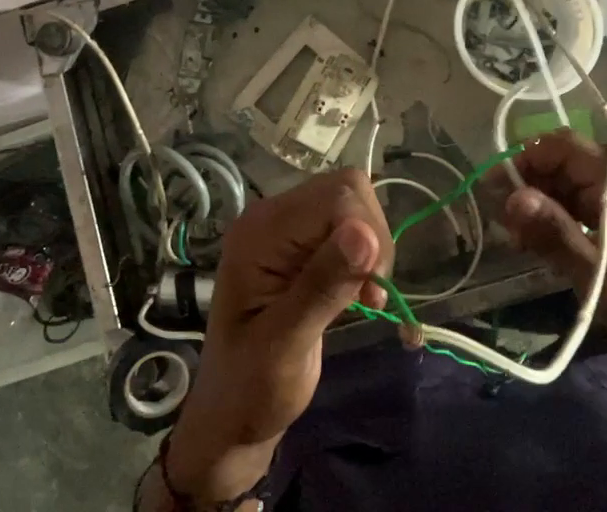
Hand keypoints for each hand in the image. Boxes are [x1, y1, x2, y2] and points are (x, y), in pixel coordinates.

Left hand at [163, 169, 392, 503]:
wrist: (233, 416)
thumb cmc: (251, 387)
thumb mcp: (285, 344)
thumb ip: (321, 286)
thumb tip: (365, 234)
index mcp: (260, 233)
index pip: (336, 195)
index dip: (366, 232)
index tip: (371, 286)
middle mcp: (271, 219)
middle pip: (347, 191)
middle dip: (373, 237)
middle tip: (371, 292)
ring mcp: (286, 233)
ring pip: (352, 208)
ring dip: (372, 250)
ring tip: (365, 297)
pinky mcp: (301, 249)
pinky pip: (348, 230)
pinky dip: (365, 258)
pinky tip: (362, 296)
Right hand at [497, 130, 606, 376]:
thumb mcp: (599, 277)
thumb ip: (555, 234)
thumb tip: (512, 197)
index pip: (564, 146)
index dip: (527, 159)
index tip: (498, 190)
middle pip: (562, 162)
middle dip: (529, 187)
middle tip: (507, 227)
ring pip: (565, 181)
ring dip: (538, 204)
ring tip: (520, 241)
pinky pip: (577, 199)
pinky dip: (554, 216)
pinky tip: (539, 243)